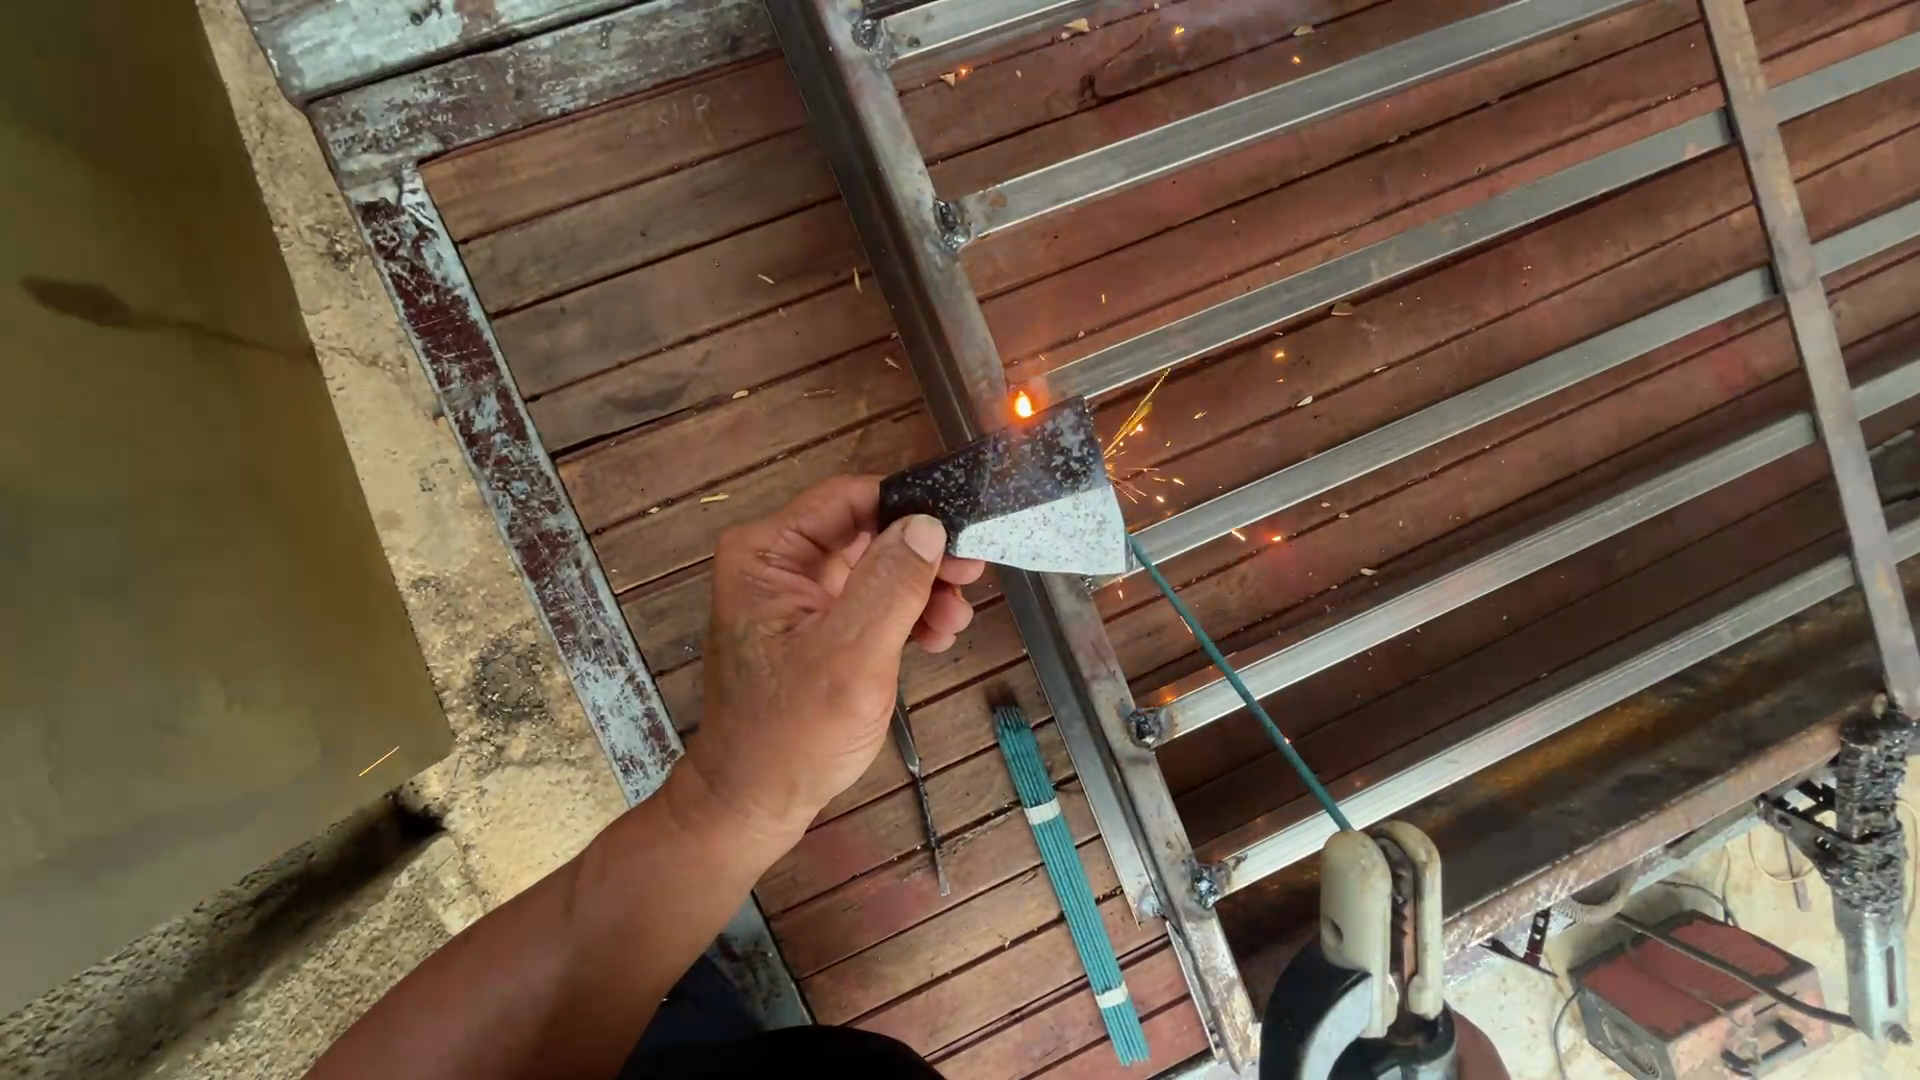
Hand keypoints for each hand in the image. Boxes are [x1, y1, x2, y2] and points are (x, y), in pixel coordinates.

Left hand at [682, 475, 985, 843]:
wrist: (756, 802)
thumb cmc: (792, 733)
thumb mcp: (851, 655)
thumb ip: (891, 584)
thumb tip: (929, 524)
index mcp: (769, 552)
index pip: (850, 498)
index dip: (909, 507)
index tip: (962, 529)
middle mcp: (782, 562)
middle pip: (869, 531)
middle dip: (923, 555)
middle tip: (972, 575)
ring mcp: (802, 595)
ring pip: (879, 566)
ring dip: (922, 588)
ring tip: (955, 620)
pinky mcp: (821, 626)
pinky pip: (874, 600)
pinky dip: (908, 614)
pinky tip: (935, 637)